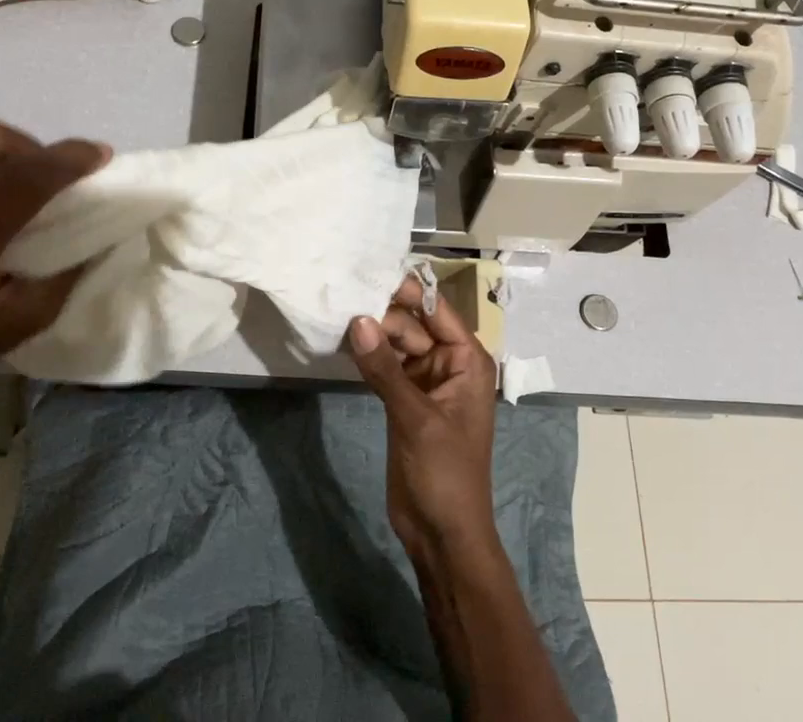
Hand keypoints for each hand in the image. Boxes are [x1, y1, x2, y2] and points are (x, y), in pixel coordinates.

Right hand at [348, 277, 499, 553]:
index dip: (406, 290)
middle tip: (340, 294)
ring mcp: (425, 385)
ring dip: (372, 334)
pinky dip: (368, 358)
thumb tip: (357, 321)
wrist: (443, 532)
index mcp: (468, 362)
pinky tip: (342, 343)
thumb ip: (385, 369)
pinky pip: (386, 369)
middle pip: (413, 326)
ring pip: (396, 346)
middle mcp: (449, 366)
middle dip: (382, 312)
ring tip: (334, 310)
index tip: (369, 269)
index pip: (437, 311)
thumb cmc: (444, 473)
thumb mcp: (415, 418)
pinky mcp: (405, 403)